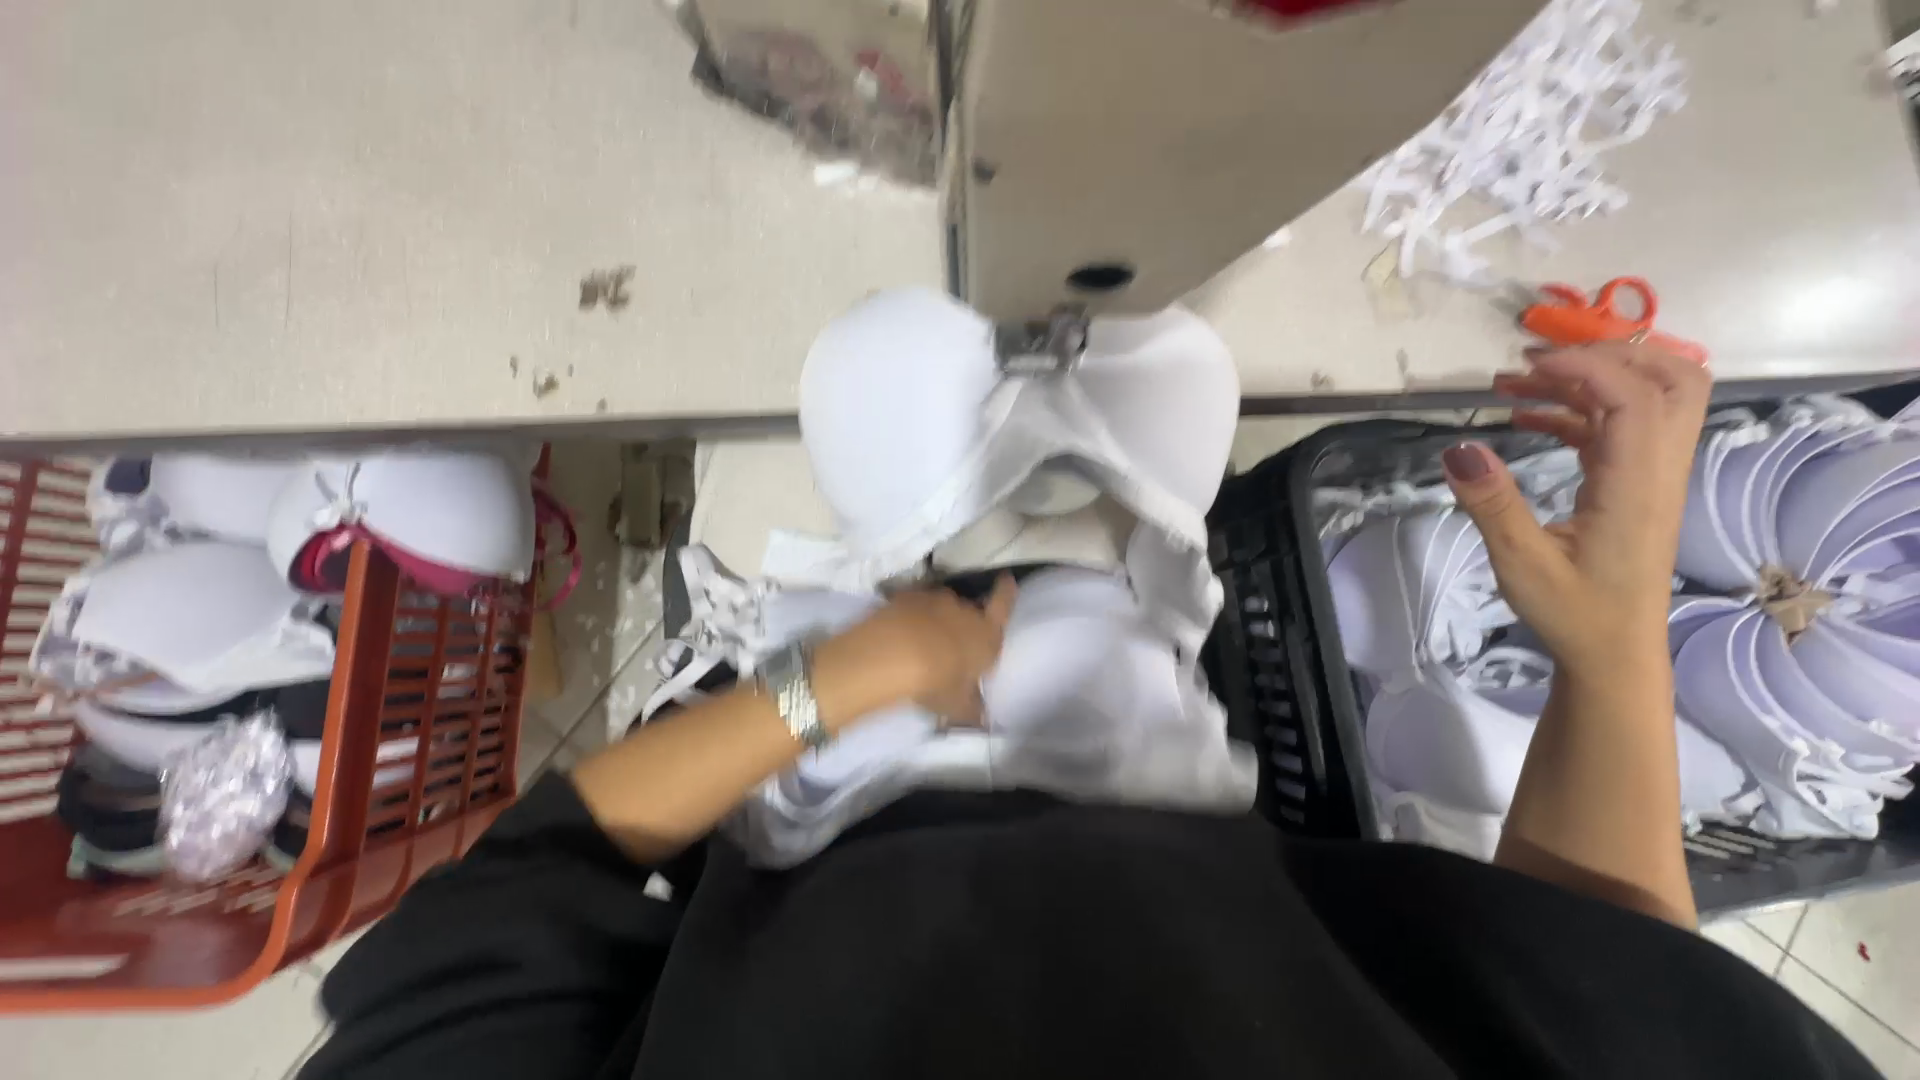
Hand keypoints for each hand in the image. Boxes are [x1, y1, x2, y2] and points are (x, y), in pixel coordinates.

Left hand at [812, 575, 1018, 728]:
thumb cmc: (938, 681)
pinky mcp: (906, 596)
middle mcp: (965, 611)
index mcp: (987, 635)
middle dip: (961, 622)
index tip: (1006, 578)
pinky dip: (909, 616)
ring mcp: (934, 600)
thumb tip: (981, 719)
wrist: (894, 653)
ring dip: (934, 618)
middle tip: (949, 642)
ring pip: (939, 606)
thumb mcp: (958, 705)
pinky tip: (898, 632)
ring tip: (919, 639)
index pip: (1004, 605)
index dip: (1006, 592)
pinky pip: (913, 605)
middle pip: (968, 610)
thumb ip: (972, 709)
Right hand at [1443, 342, 1709, 677]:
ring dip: (1595, 377)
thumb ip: (1492, 502)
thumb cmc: (1572, 611)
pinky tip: (1529, 419)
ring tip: (1522, 383)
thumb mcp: (1520, 562)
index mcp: (1636, 486)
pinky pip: (1626, 425)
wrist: (1614, 651)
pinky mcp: (1638, 484)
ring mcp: (1654, 475)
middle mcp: (1659, 470)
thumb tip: (1458, 448)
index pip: (1634, 398)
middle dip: (1607, 355)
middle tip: (1539, 363)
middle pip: (1672, 379)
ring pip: (1657, 396)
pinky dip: (1583, 407)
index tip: (1525, 366)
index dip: (1584, 368)